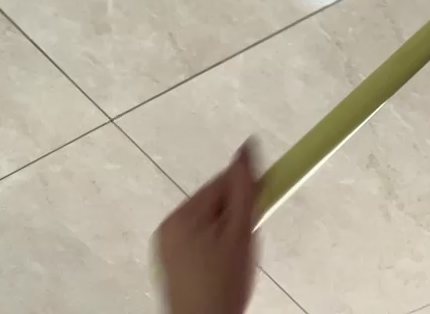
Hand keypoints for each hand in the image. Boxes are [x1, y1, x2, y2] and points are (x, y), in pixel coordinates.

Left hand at [154, 143, 258, 313]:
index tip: (260, 210)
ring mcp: (168, 244)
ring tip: (236, 257)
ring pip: (213, 218)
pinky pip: (203, 236)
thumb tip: (248, 145)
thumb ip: (246, 186)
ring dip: (230, 230)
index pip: (224, 183)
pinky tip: (224, 265)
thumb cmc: (224, 284)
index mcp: (181, 215)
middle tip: (246, 241)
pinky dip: (218, 244)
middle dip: (238, 216)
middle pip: (218, 200)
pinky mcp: (173, 261)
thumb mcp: (241, 231)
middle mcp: (169, 225)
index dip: (247, 194)